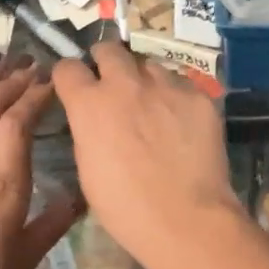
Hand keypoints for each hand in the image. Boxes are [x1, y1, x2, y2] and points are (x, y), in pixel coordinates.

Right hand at [52, 41, 243, 268]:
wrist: (185, 218)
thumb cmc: (126, 207)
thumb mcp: (88, 169)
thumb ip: (87, 131)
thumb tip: (93, 120)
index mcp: (89, 104)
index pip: (68, 67)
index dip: (71, 77)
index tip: (77, 87)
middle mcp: (126, 84)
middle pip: (110, 50)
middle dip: (108, 63)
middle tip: (115, 84)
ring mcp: (167, 86)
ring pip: (150, 65)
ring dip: (145, 79)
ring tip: (154, 104)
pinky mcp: (200, 97)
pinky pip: (182, 85)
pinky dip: (177, 97)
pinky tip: (182, 121)